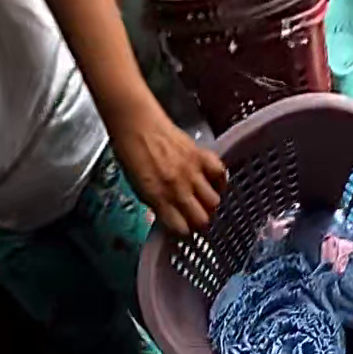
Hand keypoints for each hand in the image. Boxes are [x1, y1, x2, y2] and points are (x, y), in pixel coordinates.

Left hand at [107, 100, 226, 236]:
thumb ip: (157, 205)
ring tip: (202, 197)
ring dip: (208, 202)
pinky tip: (212, 180)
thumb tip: (171, 218)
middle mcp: (178, 189)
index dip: (184, 231)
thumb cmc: (131, 152)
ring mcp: (191, 172)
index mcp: (159, 199)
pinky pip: (221, 174)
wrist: (134, 121)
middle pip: (202, 220)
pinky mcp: (200, 156)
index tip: (183, 228)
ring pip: (214, 202)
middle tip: (194, 214)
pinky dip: (219, 179)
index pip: (182, 230)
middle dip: (199, 221)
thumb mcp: (138, 187)